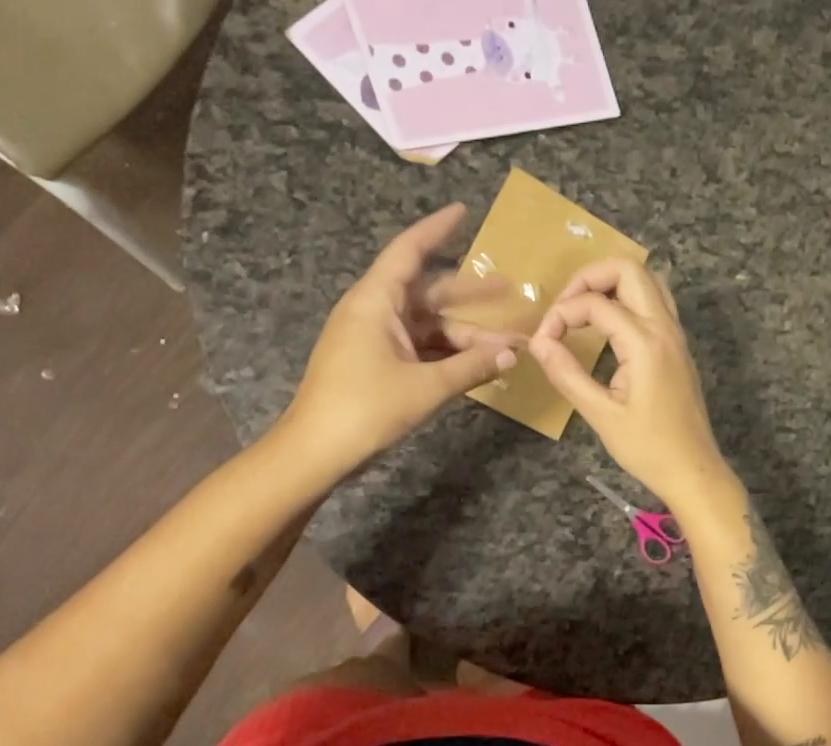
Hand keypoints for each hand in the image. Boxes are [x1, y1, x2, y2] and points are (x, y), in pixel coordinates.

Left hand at [279, 204, 519, 473]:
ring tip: (510, 349)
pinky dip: (451, 356)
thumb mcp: (427, 386)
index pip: (410, 252)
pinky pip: (422, 349)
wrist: (317, 450)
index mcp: (376, 301)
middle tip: (512, 290)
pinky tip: (481, 367)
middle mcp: (375, 312)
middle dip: (472, 296)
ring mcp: (376, 340)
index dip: (437, 230)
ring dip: (468, 337)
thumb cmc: (366, 407)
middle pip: (430, 294)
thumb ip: (472, 367)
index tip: (464, 212)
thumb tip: (513, 355)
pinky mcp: (378, 365)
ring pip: (431, 327)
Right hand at [528, 259, 730, 510]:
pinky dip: (628, 299)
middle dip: (589, 277)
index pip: (595, 303)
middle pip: (629, 269)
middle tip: (564, 307)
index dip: (561, 314)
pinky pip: (656, 302)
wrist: (693, 470)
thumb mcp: (601, 415)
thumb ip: (567, 374)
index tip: (543, 341)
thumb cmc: (648, 449)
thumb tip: (537, 343)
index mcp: (646, 343)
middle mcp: (665, 328)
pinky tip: (606, 326)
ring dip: (612, 283)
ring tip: (582, 310)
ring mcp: (676, 335)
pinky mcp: (678, 346)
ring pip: (647, 280)